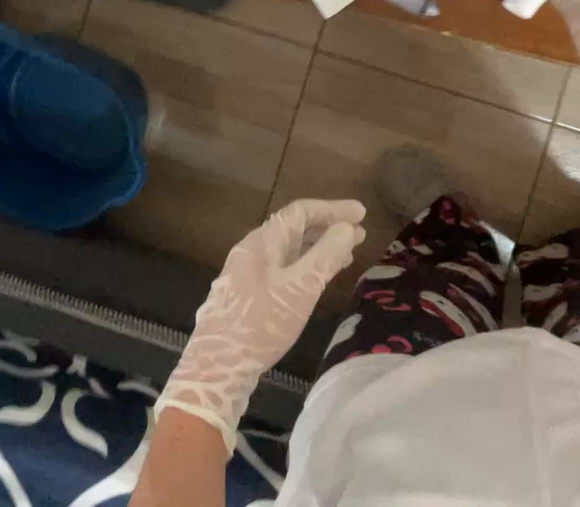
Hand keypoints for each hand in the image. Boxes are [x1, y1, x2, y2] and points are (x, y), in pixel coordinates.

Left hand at [154, 198, 366, 452]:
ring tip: (348, 255)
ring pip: (291, 250)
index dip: (333, 209)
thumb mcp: (299, 290)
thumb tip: (347, 227)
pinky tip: (319, 281)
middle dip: (328, 228)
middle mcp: (253, 251)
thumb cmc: (259, 325)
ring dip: (319, 248)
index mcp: (262, 242)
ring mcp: (249, 273)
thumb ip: (324, 256)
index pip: (301, 212)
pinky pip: (285, 268)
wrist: (216, 370)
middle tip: (360, 234)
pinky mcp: (250, 295)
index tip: (362, 213)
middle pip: (295, 228)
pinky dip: (307, 267)